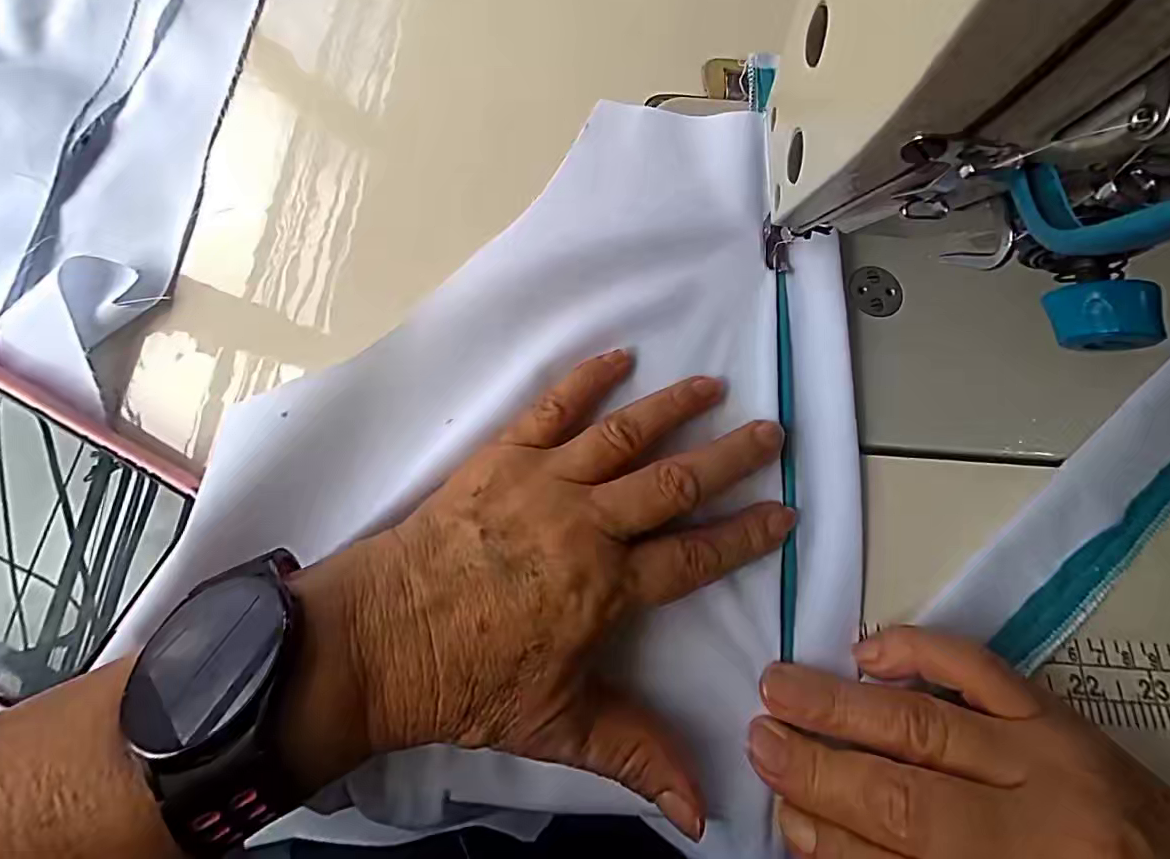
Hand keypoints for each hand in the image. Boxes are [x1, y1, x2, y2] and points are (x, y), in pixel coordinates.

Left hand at [286, 349, 791, 839]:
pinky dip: (586, 380)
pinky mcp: (502, 455)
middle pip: (672, 484)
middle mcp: (585, 524)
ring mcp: (543, 482)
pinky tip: (617, 356)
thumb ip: (635, 756)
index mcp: (606, 587)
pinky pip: (551, 408)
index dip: (744, 535)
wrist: (385, 631)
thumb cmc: (468, 677)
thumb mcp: (557, 725)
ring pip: (622, 436)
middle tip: (769, 431)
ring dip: (671, 408)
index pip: (695, 556)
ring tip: (710, 385)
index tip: (784, 511)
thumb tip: (704, 817)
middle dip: (728, 457)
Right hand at [748, 627, 1169, 858]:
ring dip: (837, 703)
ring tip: (776, 684)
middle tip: (759, 737)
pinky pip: (980, 668)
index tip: (781, 809)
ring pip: (924, 724)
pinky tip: (865, 650)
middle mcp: (1048, 833)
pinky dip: (917, 648)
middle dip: (819, 766)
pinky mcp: (1061, 715)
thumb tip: (812, 828)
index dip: (831, 837)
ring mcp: (1055, 761)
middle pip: (905, 795)